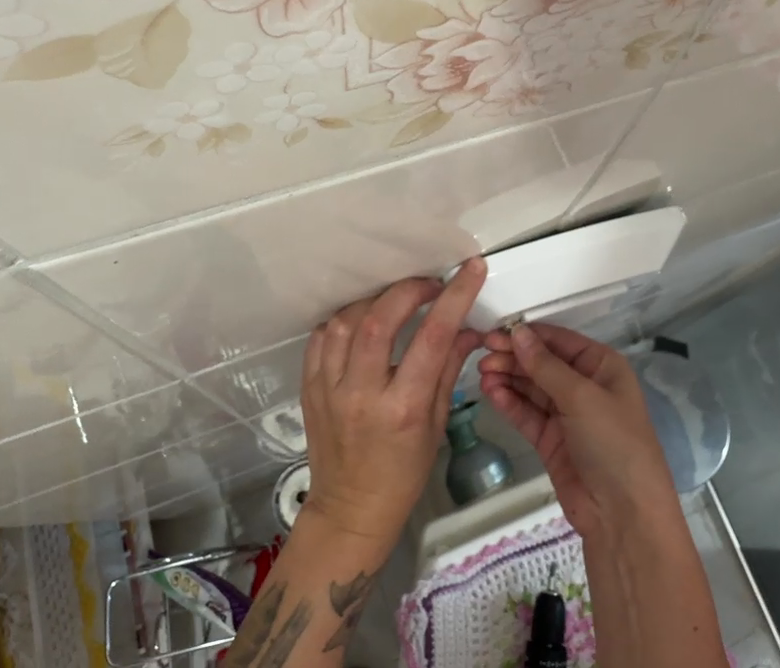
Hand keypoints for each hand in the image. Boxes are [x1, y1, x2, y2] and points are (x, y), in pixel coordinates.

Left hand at [299, 259, 485, 550]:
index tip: (470, 270)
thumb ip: (448, 369)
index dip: (453, 297)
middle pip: (378, 321)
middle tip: (428, 285)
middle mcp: (361, 394)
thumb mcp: (436, 424)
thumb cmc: (403, 473)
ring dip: (374, 301)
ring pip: (344, 322)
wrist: (350, 510)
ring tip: (395, 301)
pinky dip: (343, 320)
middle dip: (407, 290)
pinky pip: (321, 338)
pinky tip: (361, 320)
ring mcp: (328, 390)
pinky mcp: (308, 388)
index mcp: (402, 408)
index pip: (431, 338)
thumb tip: (468, 328)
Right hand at [478, 323, 677, 540]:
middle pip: (542, 363)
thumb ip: (545, 366)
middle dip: (513, 358)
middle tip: (482, 355)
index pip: (559, 341)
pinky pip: (527, 414)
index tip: (494, 333)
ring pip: (531, 388)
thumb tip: (517, 332)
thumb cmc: (613, 442)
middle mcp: (585, 386)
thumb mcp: (582, 397)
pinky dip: (509, 403)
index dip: (528, 336)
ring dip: (507, 379)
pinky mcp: (551, 440)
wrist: (623, 513)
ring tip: (482, 374)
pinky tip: (491, 393)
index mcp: (602, 366)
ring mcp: (567, 415)